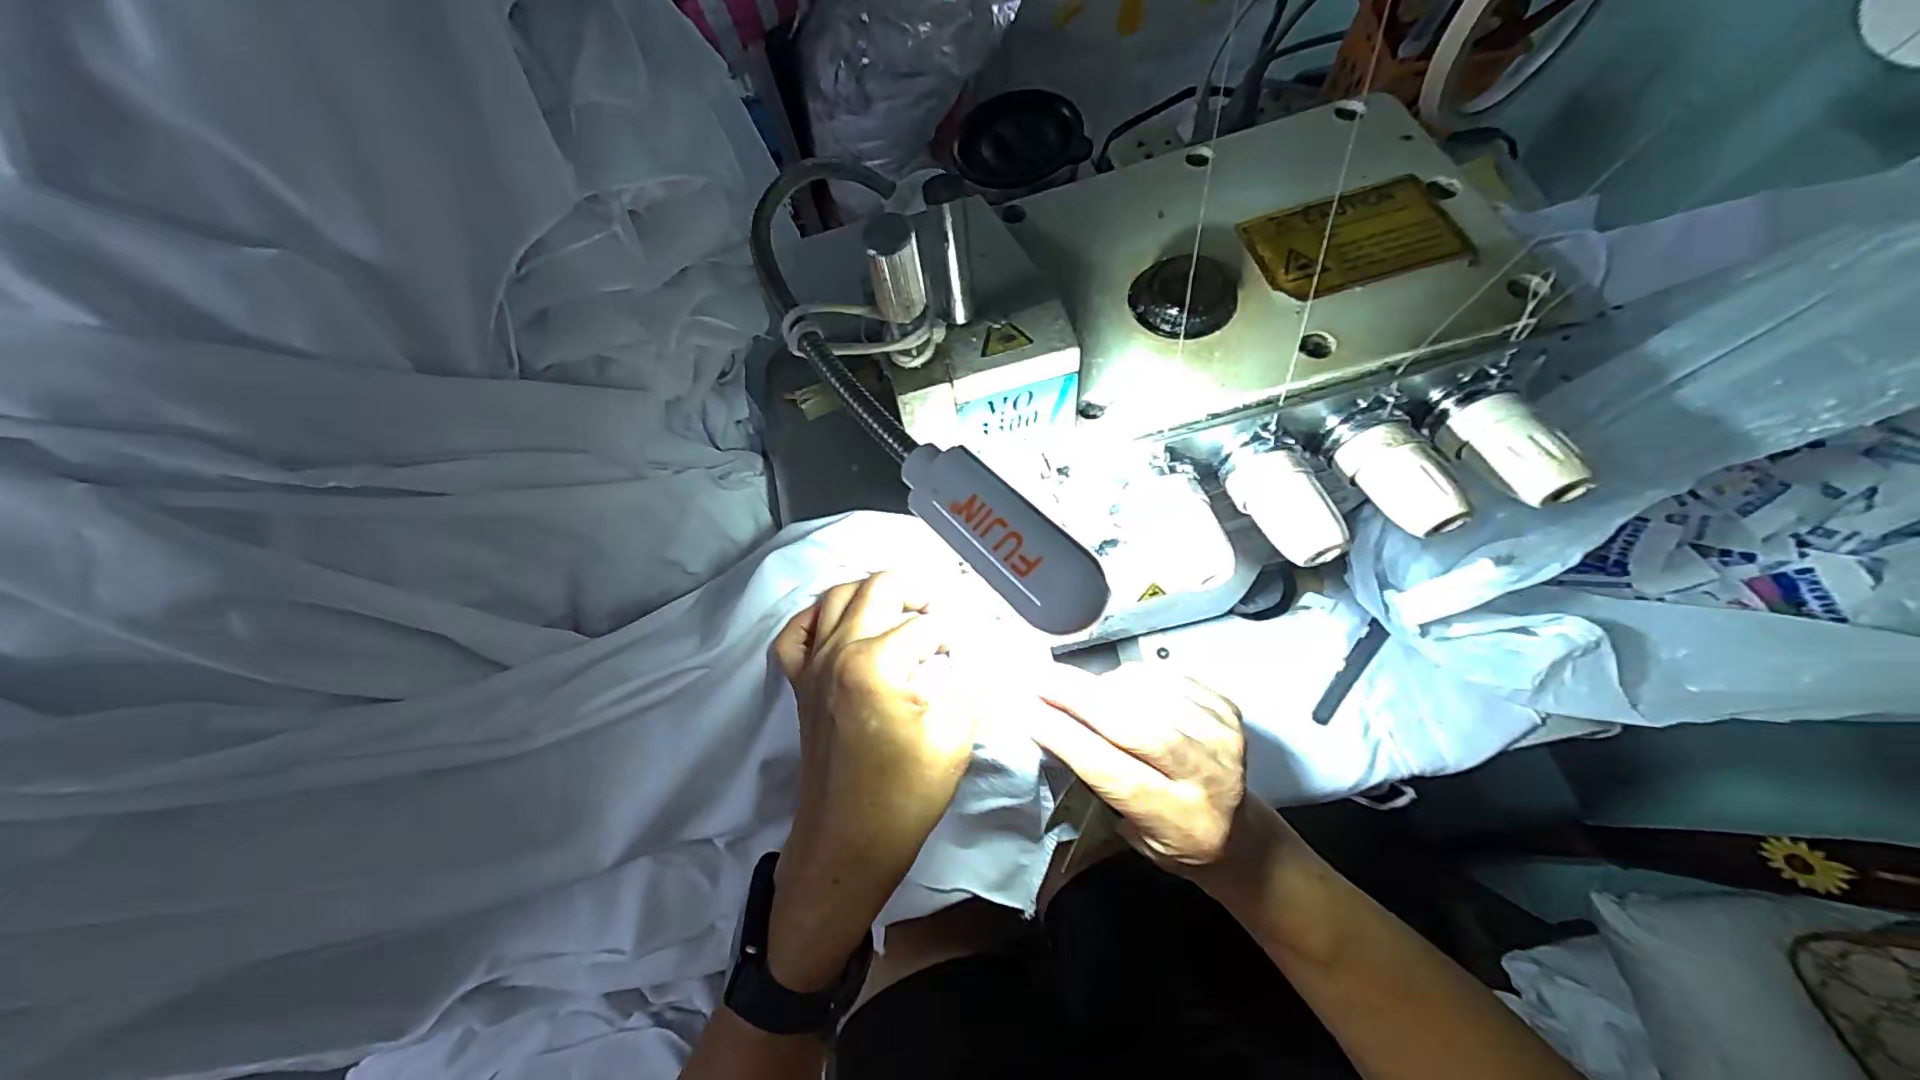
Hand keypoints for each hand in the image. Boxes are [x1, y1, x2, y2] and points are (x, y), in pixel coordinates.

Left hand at [765, 572, 975, 989]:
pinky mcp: (799, 683)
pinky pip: (796, 632)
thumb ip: (970, 682)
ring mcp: (811, 665)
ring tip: (906, 615)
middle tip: (948, 620)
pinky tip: (844, 627)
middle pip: (880, 587)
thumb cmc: (902, 798)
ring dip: (875, 594)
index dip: (962, 633)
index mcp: (874, 663)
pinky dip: (818, 618)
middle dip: (922, 593)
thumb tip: (979, 650)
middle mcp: (836, 650)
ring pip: (837, 595)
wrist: (845, 846)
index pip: (930, 623)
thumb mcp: (954, 739)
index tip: (979, 650)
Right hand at [1030, 665, 1282, 889]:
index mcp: (1182, 821)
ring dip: (1103, 684)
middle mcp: (1210, 777)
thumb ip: (1099, 787)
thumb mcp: (1133, 834)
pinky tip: (1115, 685)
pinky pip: (1168, 678)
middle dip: (1081, 698)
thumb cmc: (1172, 840)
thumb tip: (1054, 727)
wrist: (1240, 831)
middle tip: (1042, 680)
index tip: (1031, 714)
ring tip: (1074, 685)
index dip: (1068, 739)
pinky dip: (1132, 676)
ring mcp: (1223, 738)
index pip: (1115, 772)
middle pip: (1137, 725)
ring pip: (1150, 694)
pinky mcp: (1227, 710)